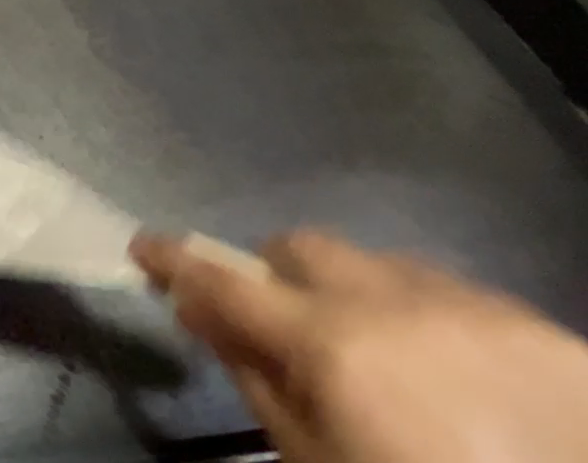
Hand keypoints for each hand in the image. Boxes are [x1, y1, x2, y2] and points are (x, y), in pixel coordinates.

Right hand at [133, 230, 587, 462]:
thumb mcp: (313, 457)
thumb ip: (255, 378)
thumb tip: (206, 317)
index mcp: (328, 343)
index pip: (221, 281)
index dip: (173, 260)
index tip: (143, 246)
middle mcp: (394, 304)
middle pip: (301, 247)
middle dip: (279, 274)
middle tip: (288, 320)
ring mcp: (475, 309)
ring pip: (381, 263)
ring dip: (360, 293)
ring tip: (387, 349)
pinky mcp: (546, 329)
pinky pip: (460, 294)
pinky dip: (433, 317)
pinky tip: (457, 369)